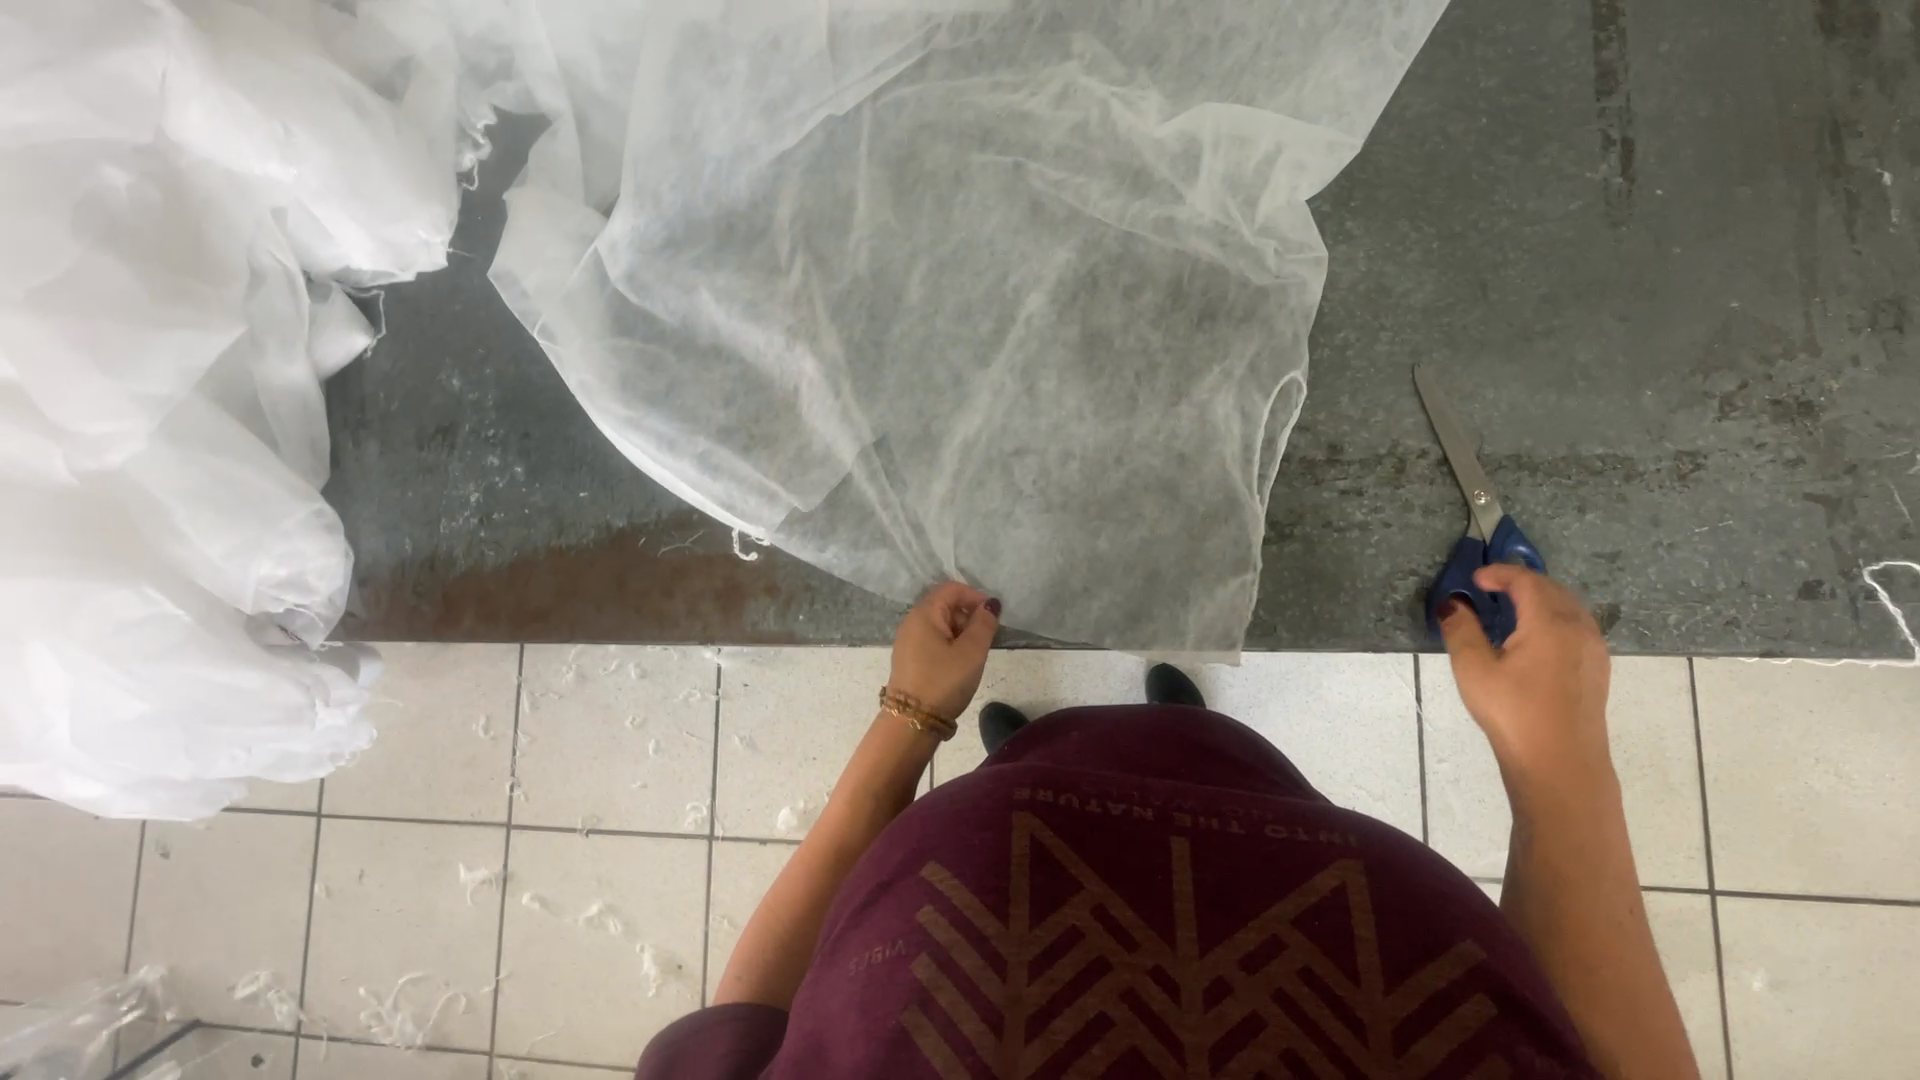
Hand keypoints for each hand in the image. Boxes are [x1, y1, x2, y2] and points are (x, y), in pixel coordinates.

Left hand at [888, 582, 1000, 719]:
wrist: (912, 720)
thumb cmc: (944, 681)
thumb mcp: (971, 651)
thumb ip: (984, 624)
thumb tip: (990, 605)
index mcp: (924, 613)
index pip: (952, 589)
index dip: (975, 596)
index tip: (993, 616)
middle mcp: (911, 621)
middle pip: (945, 604)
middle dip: (969, 615)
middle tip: (986, 637)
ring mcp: (908, 640)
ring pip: (940, 624)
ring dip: (961, 631)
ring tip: (975, 653)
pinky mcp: (909, 658)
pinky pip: (933, 639)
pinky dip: (950, 643)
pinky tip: (960, 663)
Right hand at [1437, 565, 1611, 780]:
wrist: (1560, 762)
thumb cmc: (1512, 711)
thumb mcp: (1473, 669)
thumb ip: (1461, 630)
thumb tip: (1453, 604)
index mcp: (1550, 623)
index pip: (1527, 582)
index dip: (1500, 573)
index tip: (1475, 579)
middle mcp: (1579, 629)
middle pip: (1553, 590)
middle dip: (1522, 582)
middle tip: (1490, 589)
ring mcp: (1594, 650)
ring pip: (1569, 608)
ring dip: (1540, 599)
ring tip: (1511, 609)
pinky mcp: (1597, 670)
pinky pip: (1577, 627)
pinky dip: (1554, 617)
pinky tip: (1535, 637)